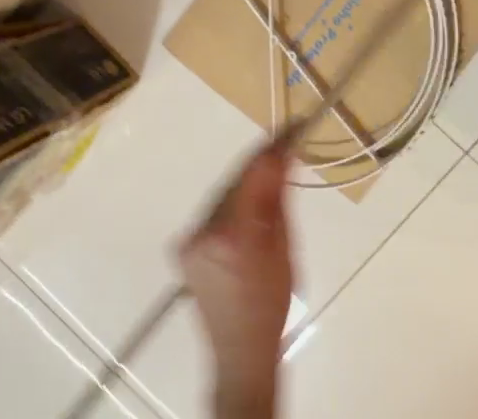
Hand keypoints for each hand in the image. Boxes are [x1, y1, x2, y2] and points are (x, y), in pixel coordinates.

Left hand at [177, 145, 294, 411]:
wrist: (238, 349)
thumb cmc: (272, 302)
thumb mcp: (286, 248)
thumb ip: (278, 200)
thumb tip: (284, 159)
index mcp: (233, 234)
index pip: (255, 175)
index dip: (274, 149)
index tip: (294, 128)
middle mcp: (203, 230)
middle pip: (236, 180)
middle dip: (261, 162)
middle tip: (286, 144)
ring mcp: (189, 238)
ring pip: (224, 193)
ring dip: (247, 181)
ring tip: (272, 170)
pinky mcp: (183, 245)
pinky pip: (214, 210)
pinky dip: (234, 201)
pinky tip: (251, 199)